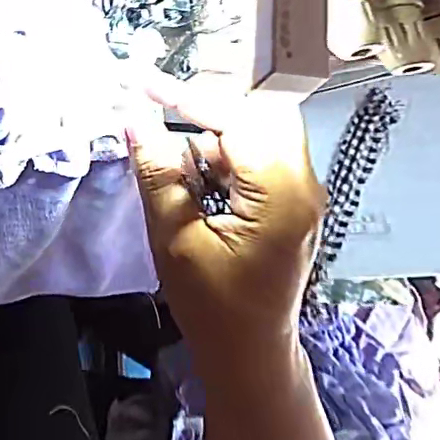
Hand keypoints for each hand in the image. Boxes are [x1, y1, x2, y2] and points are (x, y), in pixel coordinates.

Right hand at [127, 86, 326, 380]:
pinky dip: (223, 149)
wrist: (251, 355)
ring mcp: (300, 191)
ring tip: (174, 140)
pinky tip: (194, 168)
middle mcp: (302, 184)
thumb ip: (159, 174)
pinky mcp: (289, 199)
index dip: (188, 97)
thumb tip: (137, 120)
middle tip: (163, 104)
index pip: (237, 120)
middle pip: (259, 113)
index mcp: (281, 194)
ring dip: (214, 127)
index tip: (147, 84)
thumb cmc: (214, 307)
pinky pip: (258, 153)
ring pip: (259, 129)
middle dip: (208, 105)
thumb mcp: (175, 239)